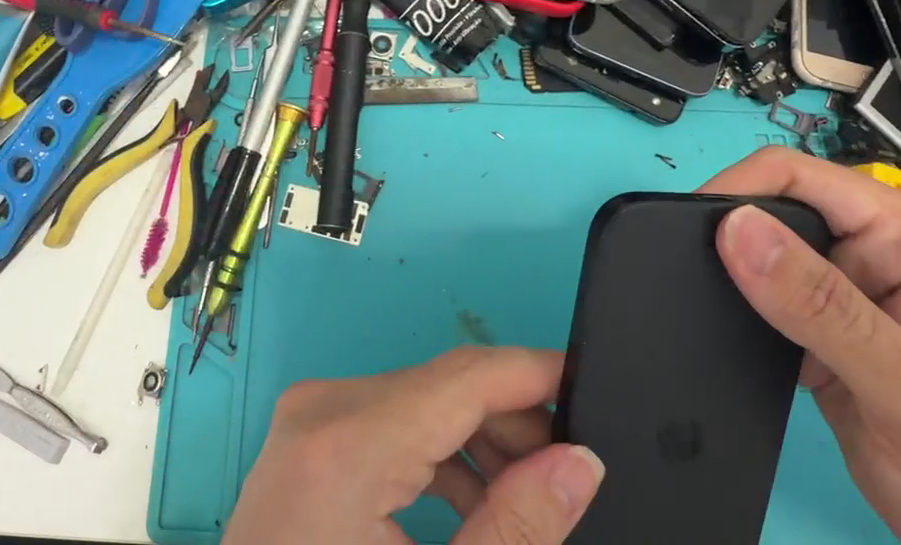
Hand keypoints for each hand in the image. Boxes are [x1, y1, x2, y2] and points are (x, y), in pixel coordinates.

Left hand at [224, 347, 604, 543]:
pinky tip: (470, 507)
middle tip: (564, 479)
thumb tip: (579, 462)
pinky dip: (436, 455)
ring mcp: (309, 419)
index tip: (592, 390)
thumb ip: (516, 526)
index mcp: (350, 440)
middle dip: (514, 425)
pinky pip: (389, 423)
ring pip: (421, 401)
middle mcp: (324, 408)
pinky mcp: (308, 438)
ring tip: (521, 503)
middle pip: (446, 386)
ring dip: (478, 444)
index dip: (539, 374)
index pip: (468, 374)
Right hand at [704, 149, 900, 544]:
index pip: (806, 179)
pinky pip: (781, 316)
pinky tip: (741, 351)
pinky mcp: (845, 351)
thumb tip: (737, 227)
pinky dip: (752, 328)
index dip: (738, 192)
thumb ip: (826, 311)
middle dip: (733, 244)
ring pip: (774, 269)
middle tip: (689, 287)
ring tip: (710, 320)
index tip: (683, 234)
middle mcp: (891, 264)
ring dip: (742, 291)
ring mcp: (867, 310)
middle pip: (784, 217)